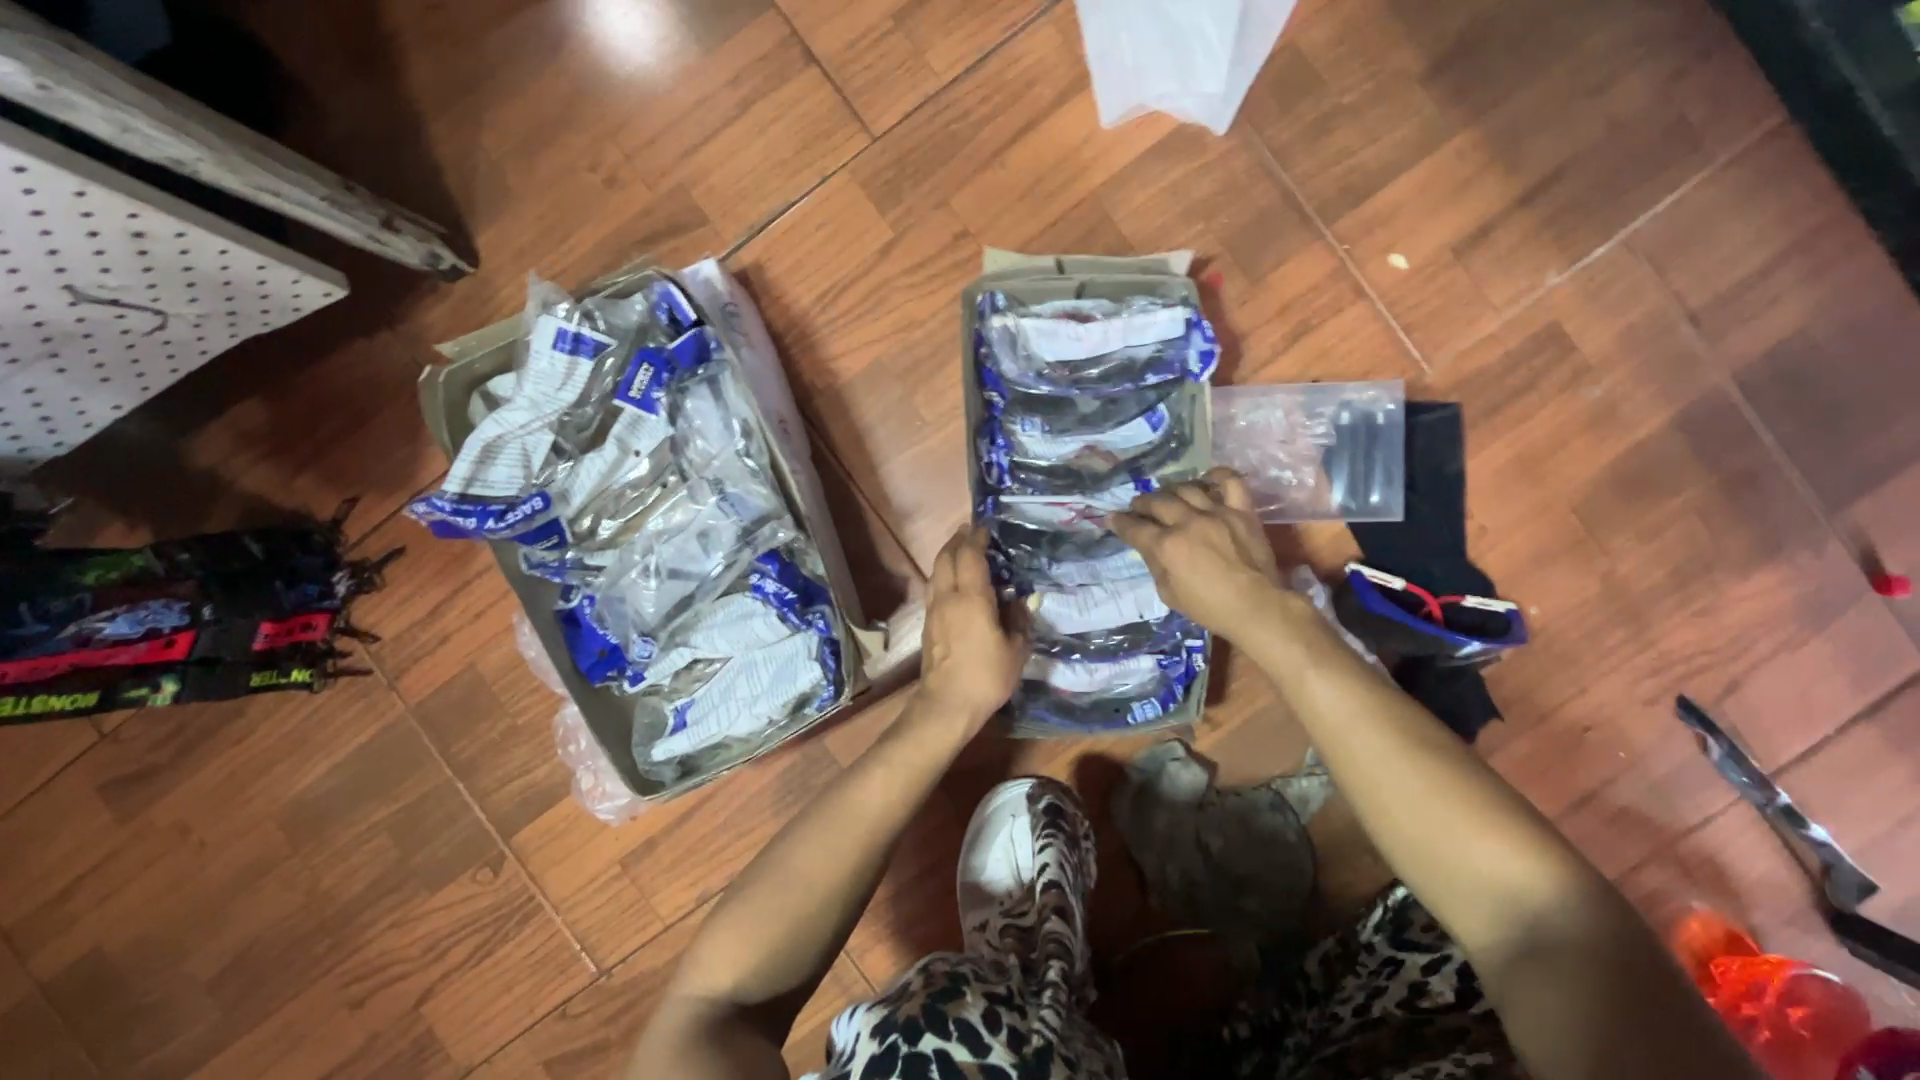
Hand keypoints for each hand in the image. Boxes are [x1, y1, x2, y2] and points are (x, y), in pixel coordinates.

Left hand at [917, 526, 1029, 728]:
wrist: (946, 704)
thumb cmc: (986, 676)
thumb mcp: (1016, 650)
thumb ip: (1019, 621)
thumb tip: (1020, 602)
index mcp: (971, 597)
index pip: (970, 555)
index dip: (977, 538)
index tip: (985, 528)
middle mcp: (948, 597)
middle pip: (946, 558)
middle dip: (957, 541)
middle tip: (970, 532)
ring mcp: (934, 610)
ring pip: (936, 572)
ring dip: (947, 556)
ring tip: (960, 551)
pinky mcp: (928, 625)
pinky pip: (934, 588)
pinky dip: (943, 576)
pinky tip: (953, 583)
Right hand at [1111, 468, 1287, 639]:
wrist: (1256, 606)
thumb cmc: (1209, 607)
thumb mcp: (1168, 593)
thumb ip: (1156, 565)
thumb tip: (1150, 546)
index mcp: (1167, 546)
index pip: (1134, 528)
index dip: (1119, 522)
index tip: (1113, 518)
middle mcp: (1188, 523)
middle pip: (1157, 502)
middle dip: (1141, 503)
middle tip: (1138, 506)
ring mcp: (1217, 513)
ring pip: (1186, 488)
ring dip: (1171, 490)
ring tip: (1167, 495)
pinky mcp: (1242, 511)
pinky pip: (1231, 482)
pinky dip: (1217, 476)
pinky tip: (1207, 479)